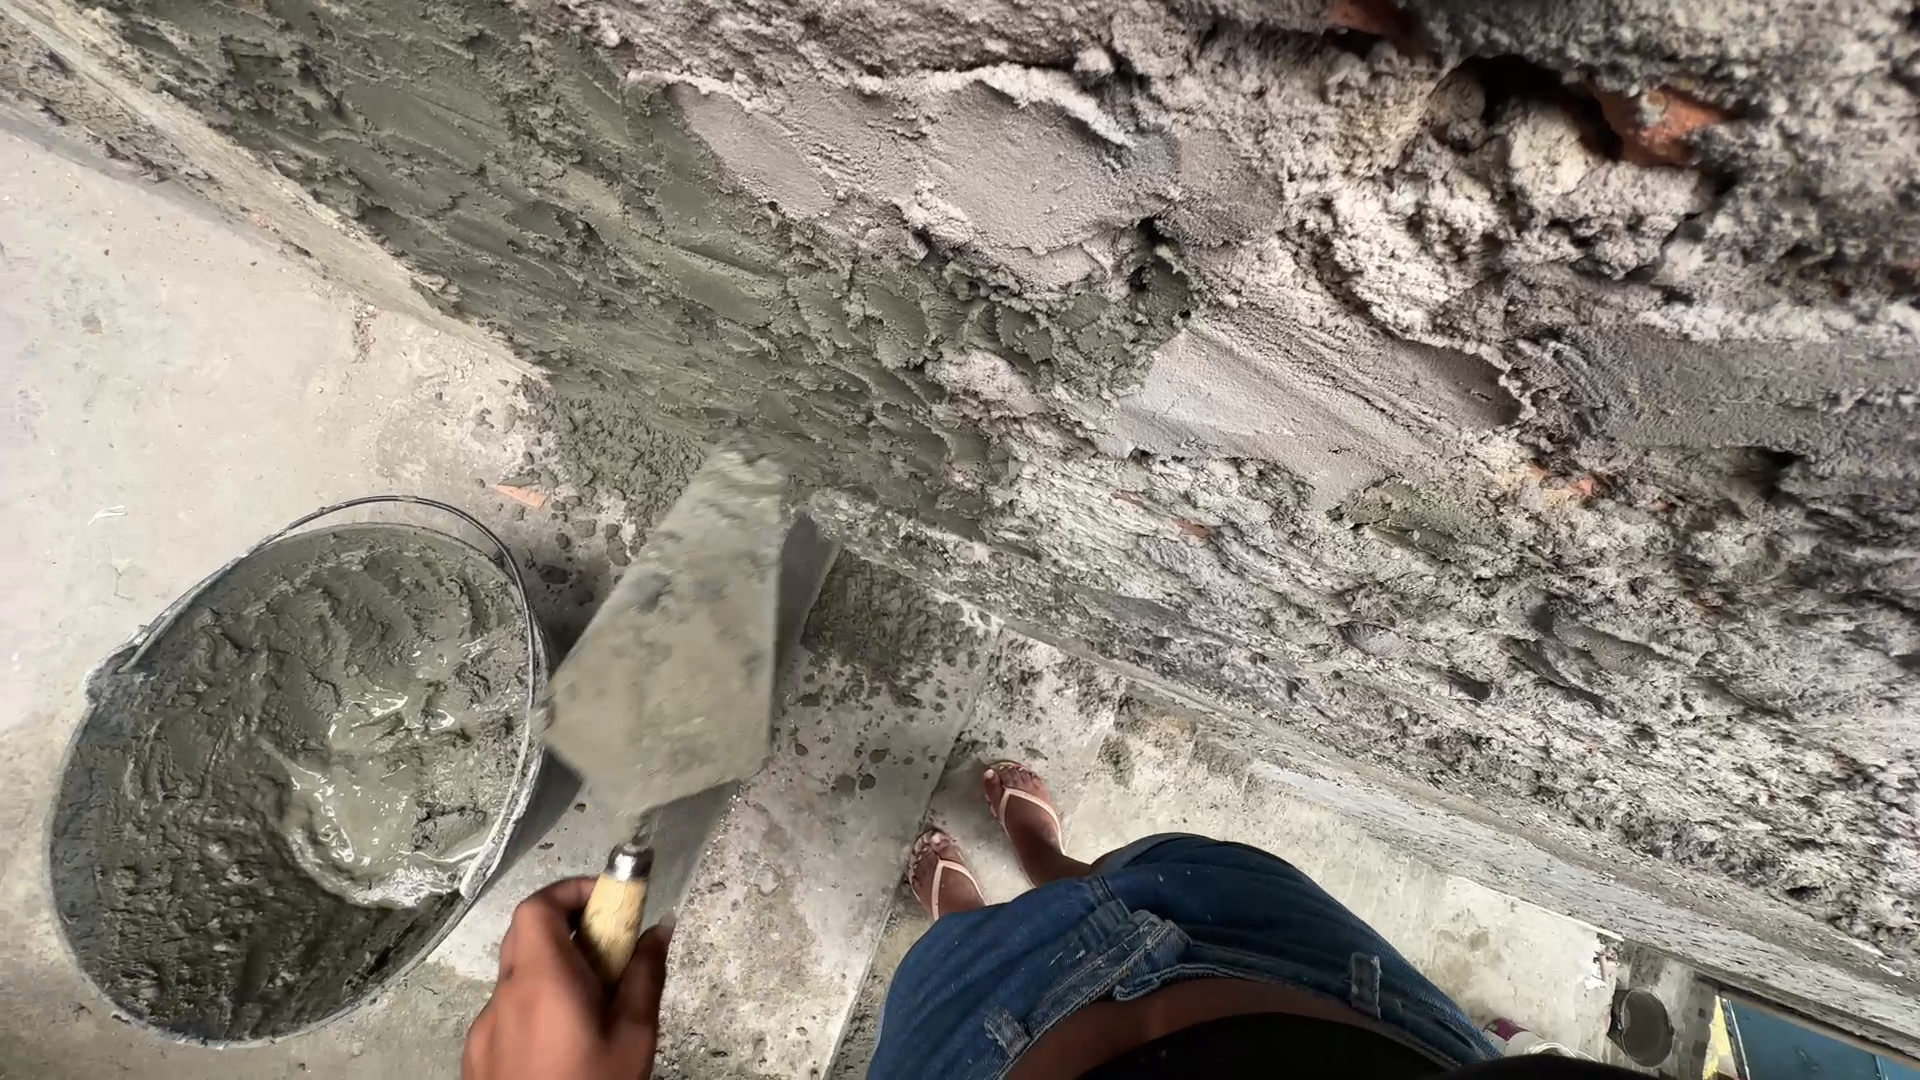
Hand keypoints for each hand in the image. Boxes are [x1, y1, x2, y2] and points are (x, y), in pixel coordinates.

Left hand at [463, 877, 671, 1079]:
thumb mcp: (634, 1036)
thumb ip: (647, 975)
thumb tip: (660, 929)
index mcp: (539, 983)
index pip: (538, 907)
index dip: (573, 889)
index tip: (612, 900)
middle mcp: (502, 1000)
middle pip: (527, 932)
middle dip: (572, 921)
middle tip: (612, 941)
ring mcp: (483, 1034)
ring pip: (520, 973)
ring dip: (559, 964)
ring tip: (600, 998)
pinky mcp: (477, 1063)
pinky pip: (511, 1010)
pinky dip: (542, 1000)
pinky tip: (570, 1037)